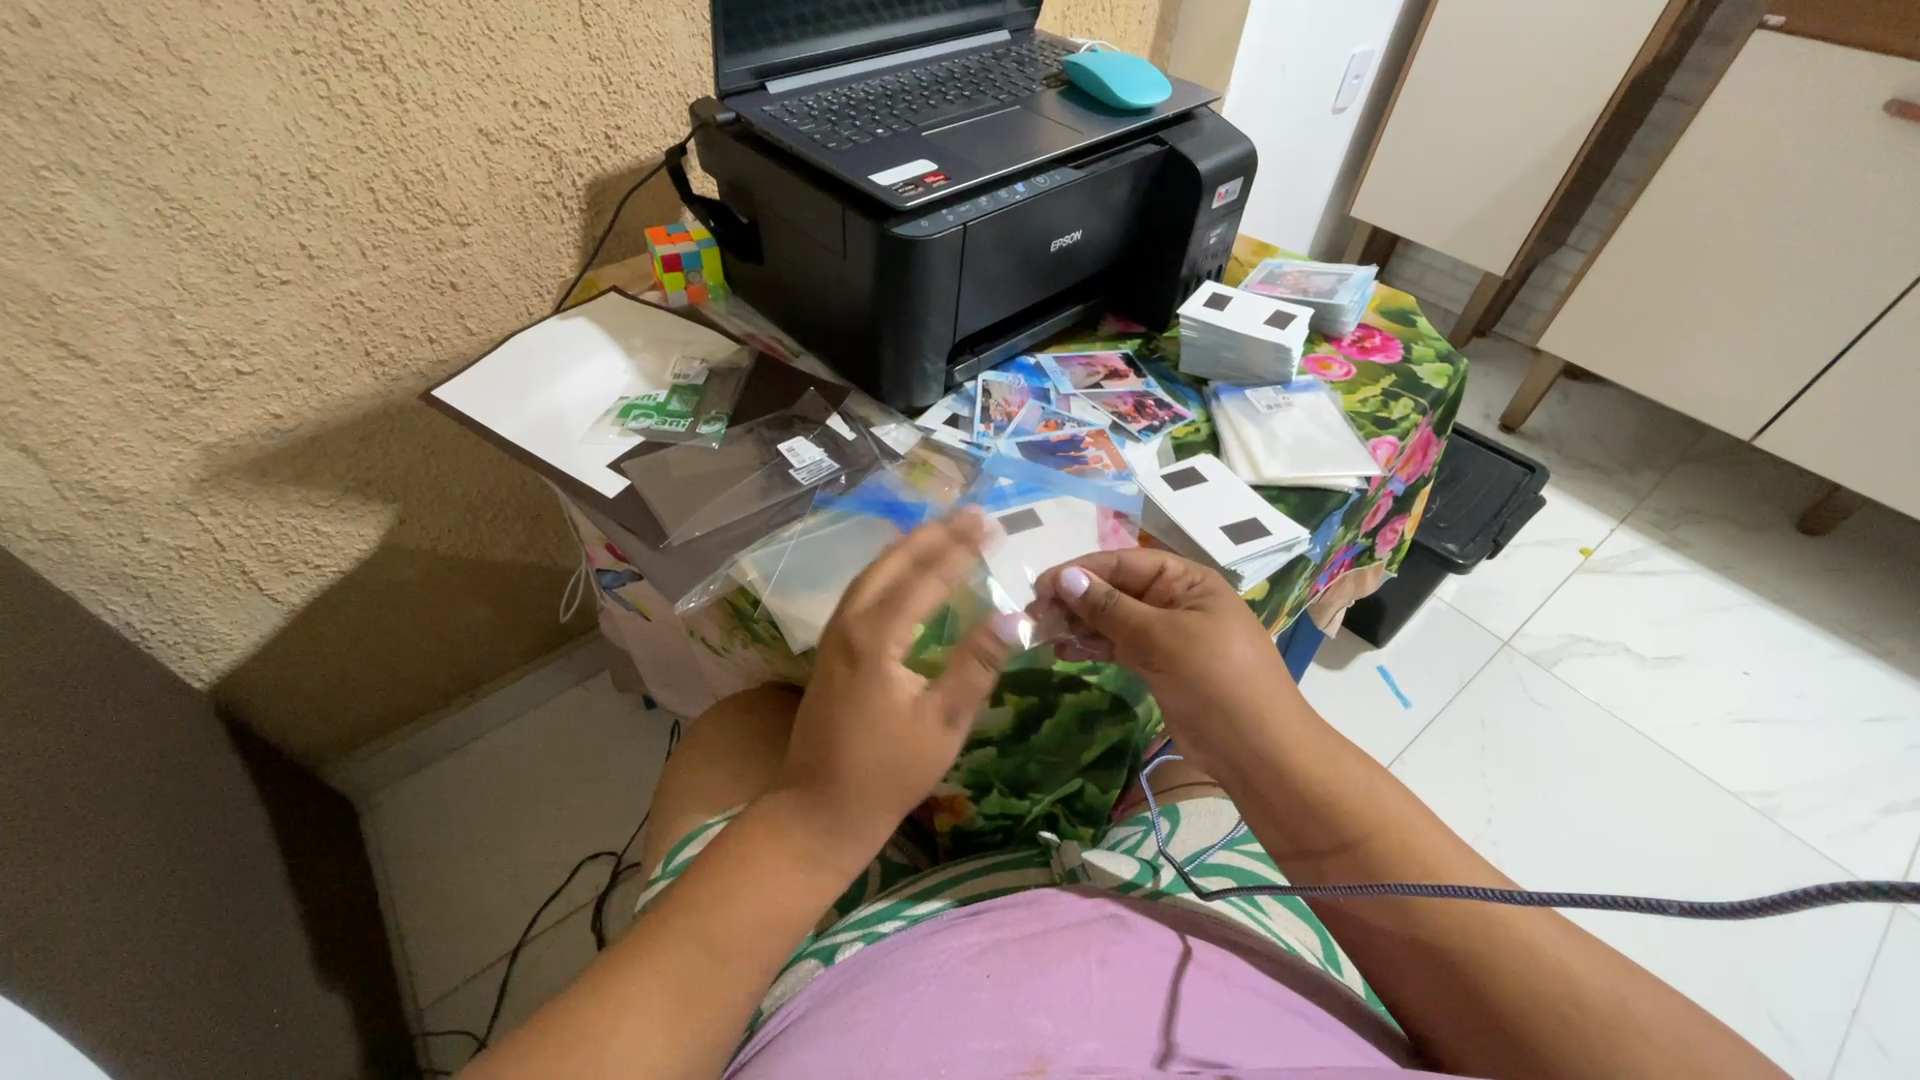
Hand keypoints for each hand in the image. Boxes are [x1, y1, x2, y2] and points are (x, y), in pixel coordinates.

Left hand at [774, 508, 1029, 860]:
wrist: (818, 810)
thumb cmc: (886, 772)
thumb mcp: (943, 723)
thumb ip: (976, 664)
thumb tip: (1014, 616)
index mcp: (877, 635)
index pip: (927, 576)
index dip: (962, 549)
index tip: (993, 526)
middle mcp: (850, 623)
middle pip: (894, 562)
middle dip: (935, 534)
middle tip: (973, 514)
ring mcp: (834, 635)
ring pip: (873, 573)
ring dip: (910, 547)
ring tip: (944, 529)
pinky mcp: (831, 650)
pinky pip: (863, 591)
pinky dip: (890, 569)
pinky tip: (904, 573)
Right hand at [1031, 548, 1300, 767]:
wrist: (1257, 749)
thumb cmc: (1216, 681)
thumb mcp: (1162, 638)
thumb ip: (1111, 608)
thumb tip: (1066, 578)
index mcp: (1186, 580)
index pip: (1123, 562)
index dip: (1081, 571)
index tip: (1040, 587)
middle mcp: (1175, 601)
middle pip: (1115, 589)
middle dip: (1075, 599)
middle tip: (1034, 615)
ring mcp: (1166, 635)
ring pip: (1112, 619)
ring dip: (1078, 624)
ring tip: (1041, 634)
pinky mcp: (1158, 665)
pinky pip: (1118, 645)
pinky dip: (1092, 647)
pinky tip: (1064, 652)